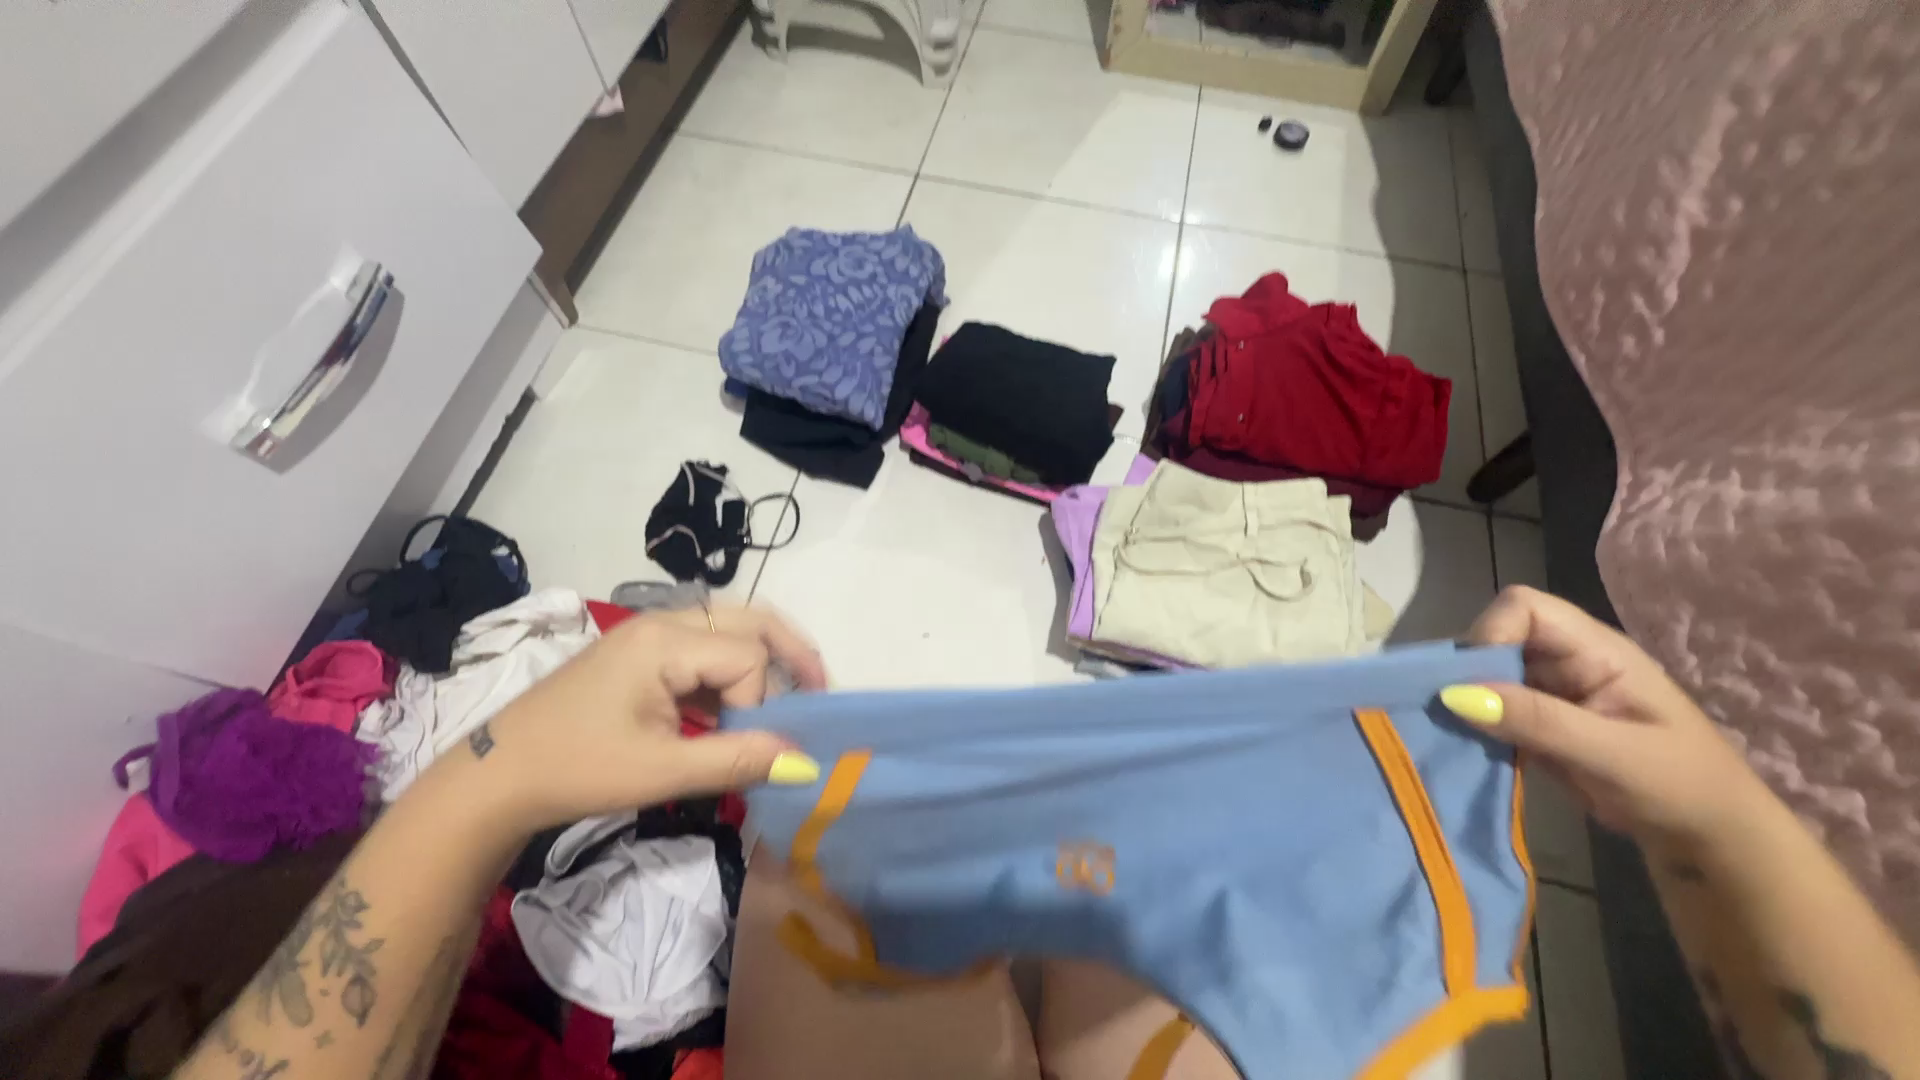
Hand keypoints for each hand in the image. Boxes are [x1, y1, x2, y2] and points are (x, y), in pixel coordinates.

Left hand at [465, 606, 829, 831]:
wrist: (496, 777)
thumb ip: (738, 761)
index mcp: (665, 642)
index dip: (760, 703)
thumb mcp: (663, 772)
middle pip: (749, 619)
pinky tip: (732, 712)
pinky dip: (730, 674)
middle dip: (791, 652)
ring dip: (762, 661)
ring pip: (728, 630)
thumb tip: (806, 763)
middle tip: (819, 690)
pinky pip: (703, 649)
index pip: (747, 656)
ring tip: (787, 700)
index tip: (746, 748)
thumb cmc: (577, 770)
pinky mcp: (640, 654)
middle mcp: (663, 623)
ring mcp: (649, 635)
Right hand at [1444, 586, 1770, 849]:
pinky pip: (1488, 706)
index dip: (1490, 633)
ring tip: (1459, 735)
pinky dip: (1471, 723)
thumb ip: (1537, 721)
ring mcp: (1549, 690)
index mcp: (1597, 651)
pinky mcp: (1535, 720)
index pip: (1524, 608)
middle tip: (1457, 716)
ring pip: (1484, 672)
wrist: (1710, 839)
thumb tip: (1452, 694)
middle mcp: (1566, 660)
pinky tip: (1472, 746)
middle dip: (1468, 671)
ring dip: (1465, 700)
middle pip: (1495, 637)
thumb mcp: (1613, 756)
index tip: (1473, 683)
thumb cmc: (1681, 788)